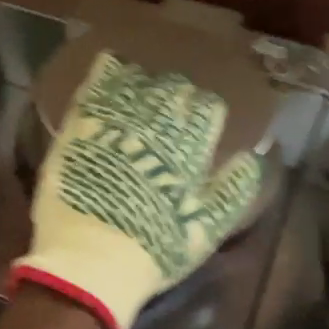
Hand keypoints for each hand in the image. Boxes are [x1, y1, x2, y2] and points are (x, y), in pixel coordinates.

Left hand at [11, 52, 261, 328]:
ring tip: (142, 82)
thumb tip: (251, 159)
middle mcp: (154, 129)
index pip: (206, 112)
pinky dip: (102, 75)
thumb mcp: (204, 233)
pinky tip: (107, 64)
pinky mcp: (77, 132)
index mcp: (189, 151)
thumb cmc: (151, 255)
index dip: (204, 114)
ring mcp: (113, 126)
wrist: (90, 265)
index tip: (200, 121)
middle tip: (170, 101)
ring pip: (135, 86)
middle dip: (175, 94)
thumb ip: (231, 193)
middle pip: (172, 93)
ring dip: (142, 82)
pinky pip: (93, 91)